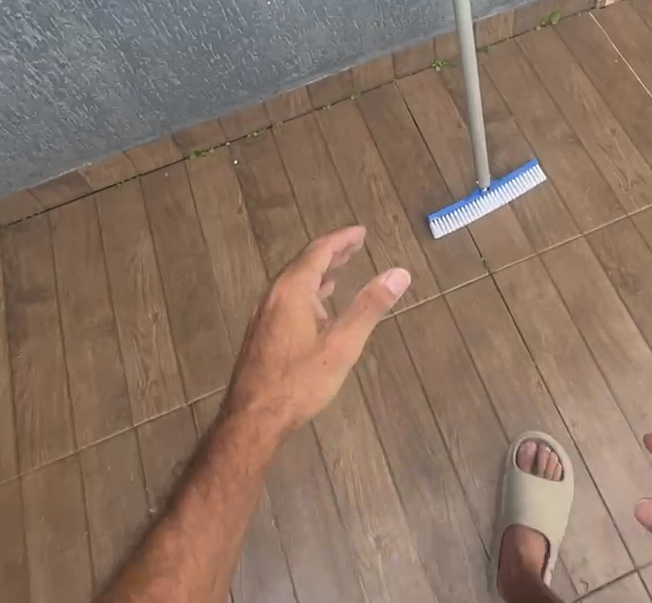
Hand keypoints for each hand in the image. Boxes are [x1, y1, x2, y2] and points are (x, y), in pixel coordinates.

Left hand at [221, 226, 410, 435]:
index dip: (341, 239)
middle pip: (304, 263)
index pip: (319, 251)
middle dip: (331, 252)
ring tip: (340, 270)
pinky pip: (287, 298)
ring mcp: (264, 314)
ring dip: (319, 272)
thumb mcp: (342, 345)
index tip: (361, 232)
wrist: (252, 419)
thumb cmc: (299, 381)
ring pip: (294, 281)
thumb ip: (370, 306)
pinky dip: (308, 291)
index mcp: (293, 290)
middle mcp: (275, 295)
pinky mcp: (261, 332)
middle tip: (355, 245)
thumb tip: (399, 273)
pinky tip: (318, 307)